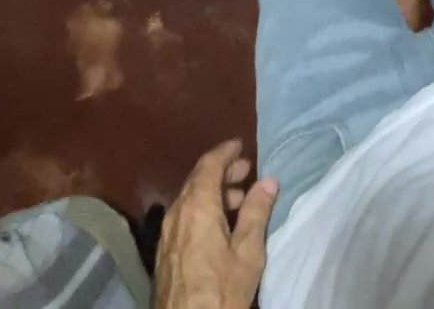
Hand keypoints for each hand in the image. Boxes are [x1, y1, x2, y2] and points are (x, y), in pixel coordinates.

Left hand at [154, 140, 277, 308]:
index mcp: (197, 206)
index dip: (225, 151)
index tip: (240, 144)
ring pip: (190, 199)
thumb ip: (257, 213)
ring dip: (213, 192)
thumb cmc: (221, 290)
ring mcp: (167, 233)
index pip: (209, 164)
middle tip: (246, 171)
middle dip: (222, 171)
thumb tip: (268, 181)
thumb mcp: (248, 252)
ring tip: (239, 201)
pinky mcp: (164, 252)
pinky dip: (203, 209)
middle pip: (198, 180)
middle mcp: (177, 212)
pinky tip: (220, 225)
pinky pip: (184, 217)